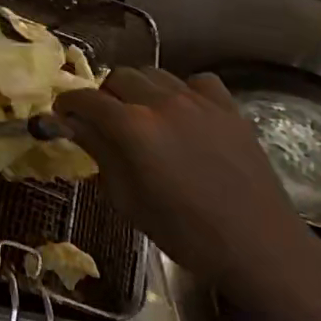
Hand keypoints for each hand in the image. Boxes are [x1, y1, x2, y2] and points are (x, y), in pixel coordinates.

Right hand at [54, 68, 320, 320]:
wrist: (258, 246)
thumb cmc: (185, 233)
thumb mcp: (129, 200)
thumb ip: (100, 153)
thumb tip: (72, 126)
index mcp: (134, 128)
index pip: (88, 99)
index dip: (69, 104)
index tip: (62, 114)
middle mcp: (163, 103)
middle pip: (120, 77)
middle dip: (103, 94)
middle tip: (102, 120)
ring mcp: (199, 101)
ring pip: (155, 74)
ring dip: (139, 89)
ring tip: (141, 115)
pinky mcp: (228, 108)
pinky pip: (196, 82)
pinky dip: (182, 90)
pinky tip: (183, 114)